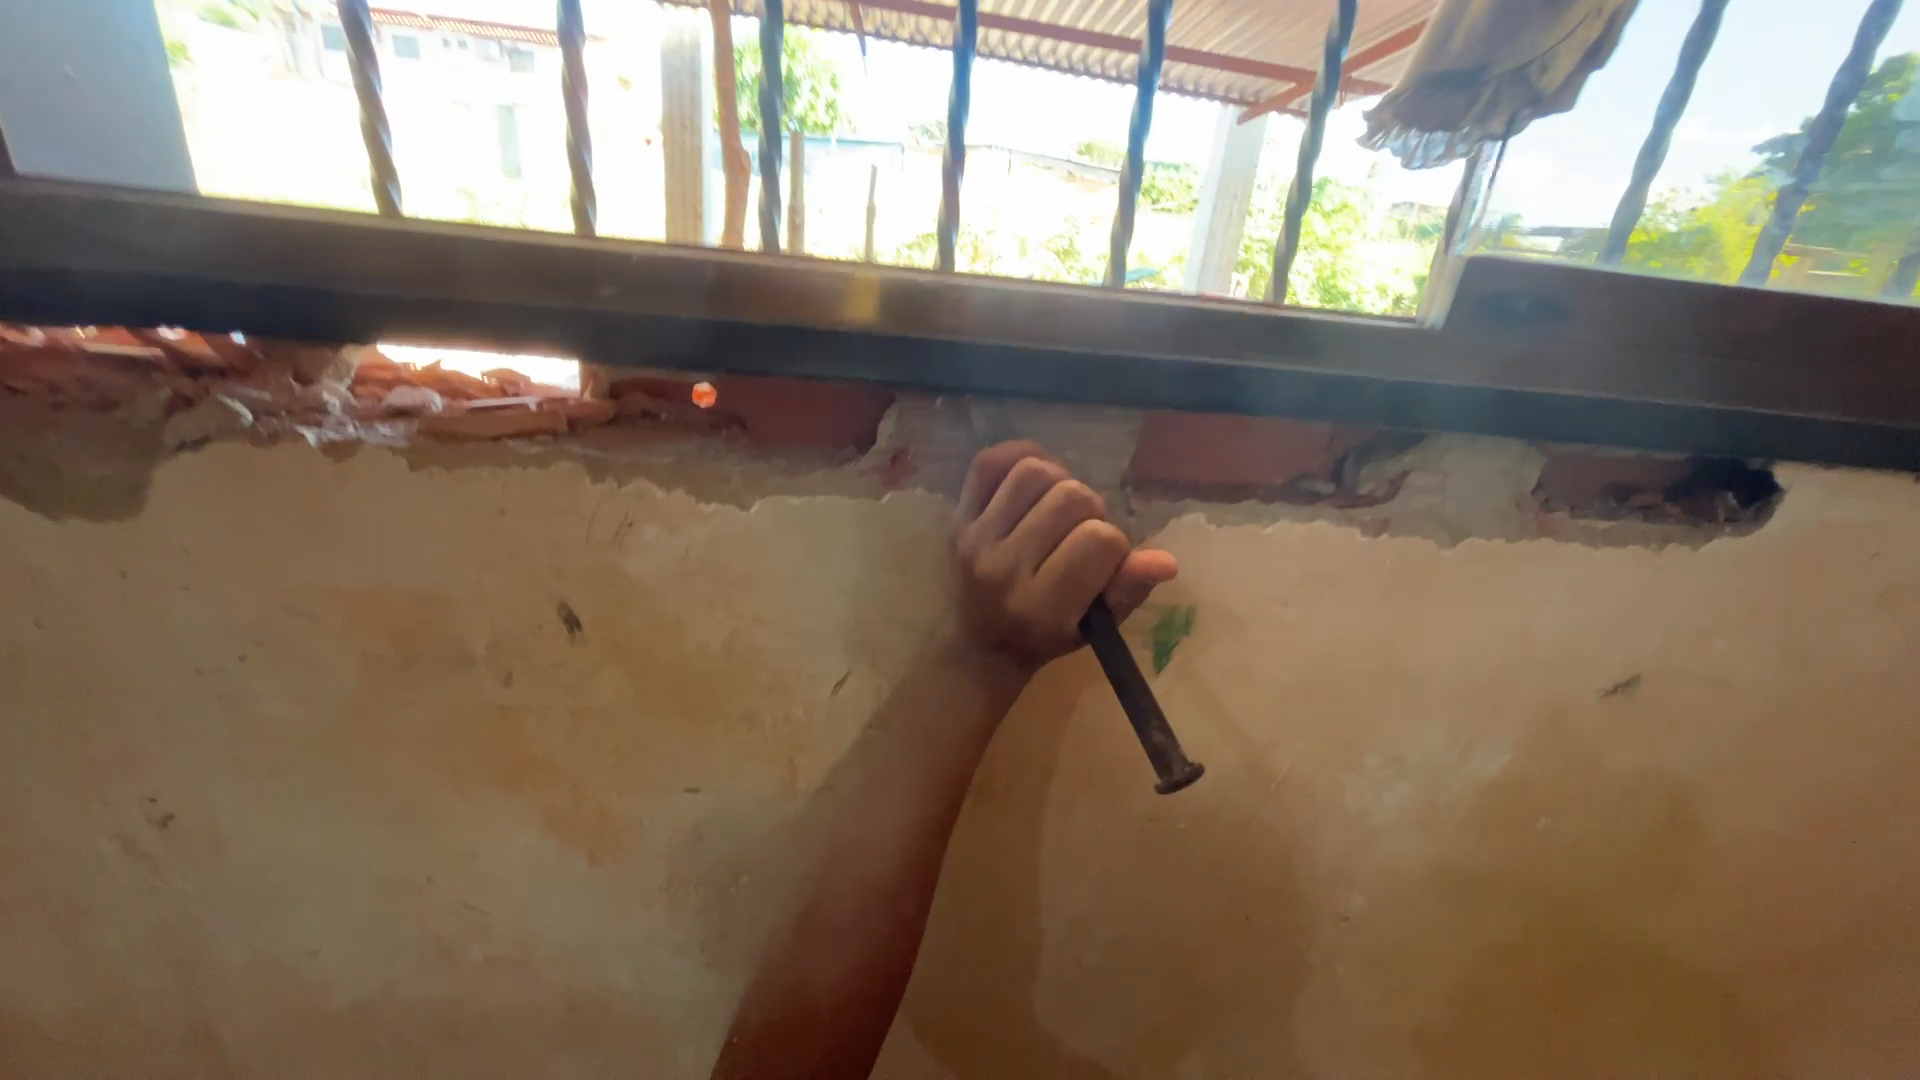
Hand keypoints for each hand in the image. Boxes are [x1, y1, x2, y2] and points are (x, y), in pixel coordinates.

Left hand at [953, 441, 1177, 668]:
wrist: (980, 646)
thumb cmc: (1047, 637)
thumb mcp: (1095, 627)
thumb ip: (1128, 591)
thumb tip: (1167, 561)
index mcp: (1042, 605)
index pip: (1099, 541)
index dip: (1116, 543)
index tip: (1106, 559)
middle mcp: (1004, 569)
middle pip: (1070, 498)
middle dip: (1091, 509)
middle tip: (1083, 531)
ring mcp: (975, 539)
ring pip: (1034, 471)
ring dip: (1060, 480)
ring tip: (1061, 505)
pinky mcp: (958, 519)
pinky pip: (989, 462)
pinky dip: (1020, 456)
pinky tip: (1037, 478)